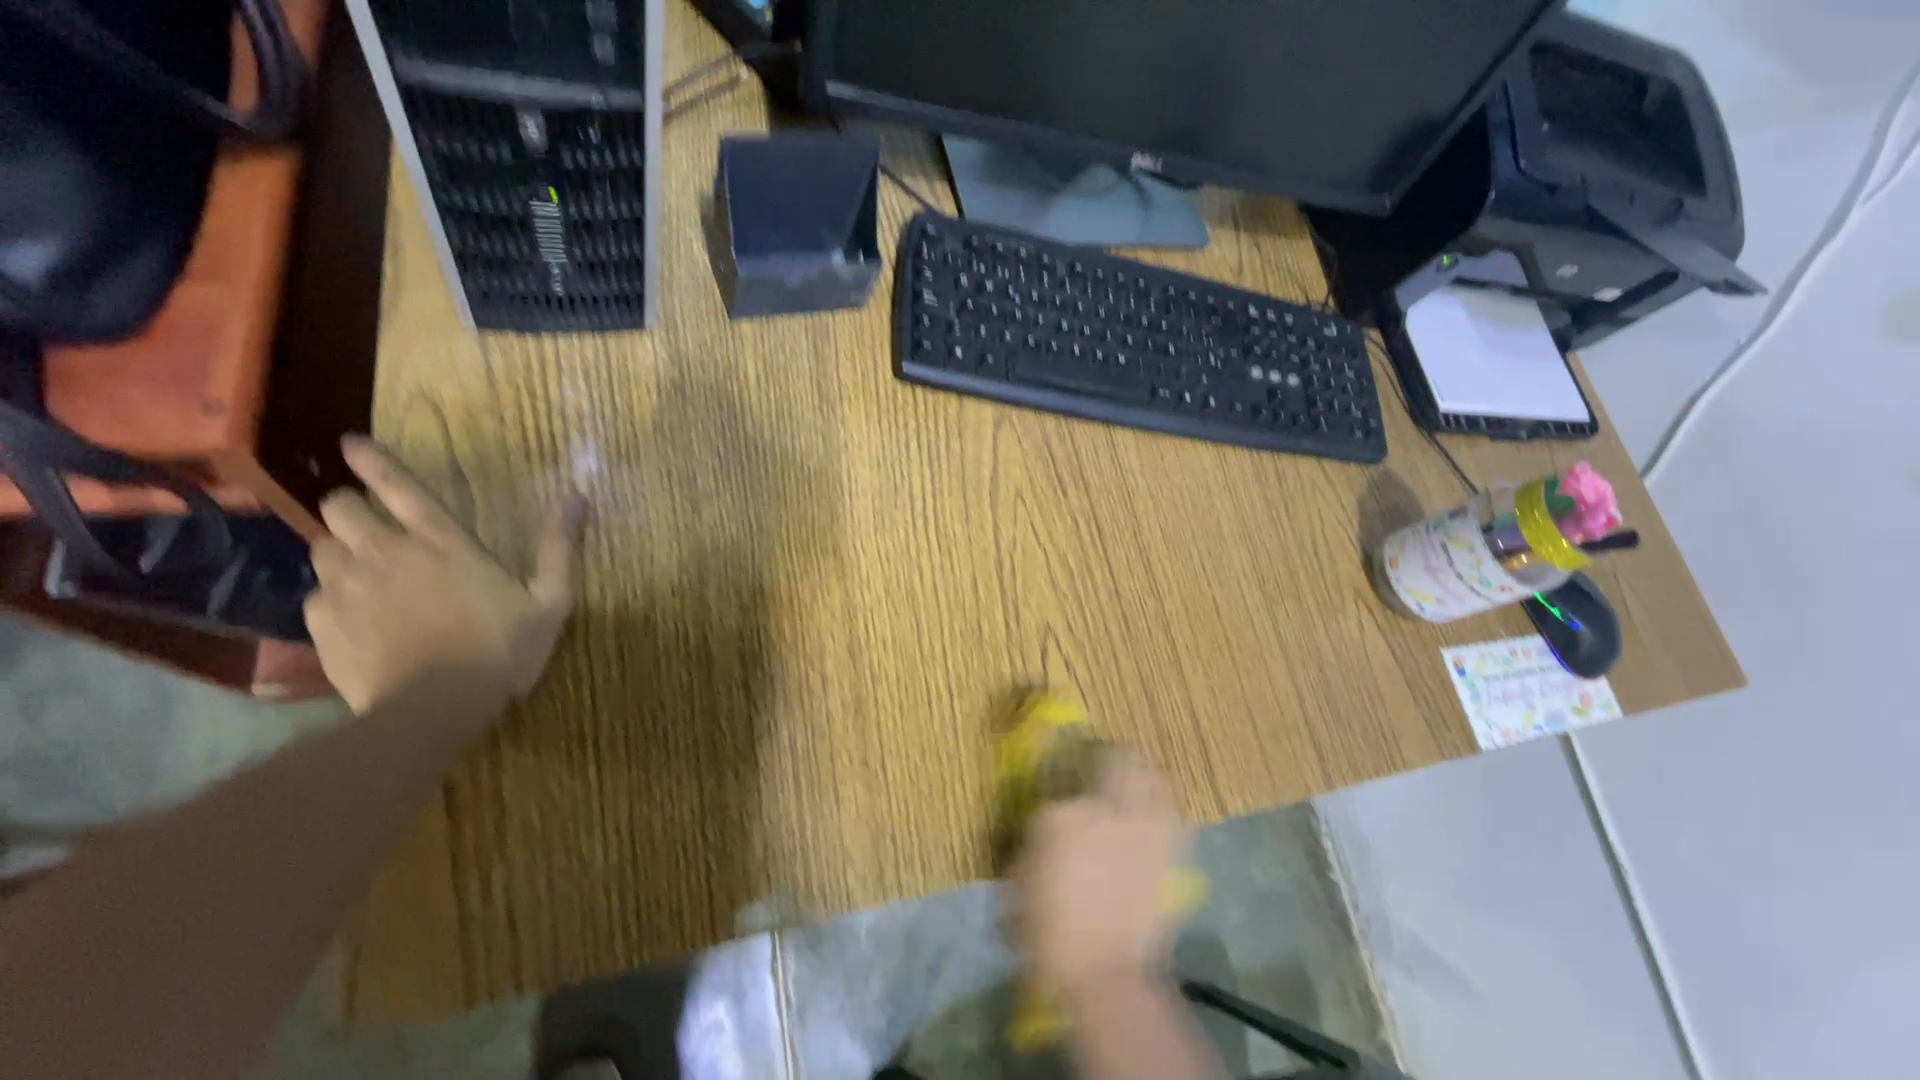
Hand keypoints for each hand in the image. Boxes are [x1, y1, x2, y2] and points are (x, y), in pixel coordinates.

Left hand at [305, 436, 585, 716]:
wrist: (433, 710)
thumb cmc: (499, 652)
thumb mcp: (550, 603)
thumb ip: (560, 549)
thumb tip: (576, 497)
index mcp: (441, 542)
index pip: (399, 487)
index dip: (374, 461)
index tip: (350, 443)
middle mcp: (386, 552)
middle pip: (340, 509)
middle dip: (349, 510)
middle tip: (368, 527)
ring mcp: (348, 588)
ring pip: (322, 549)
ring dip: (339, 552)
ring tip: (360, 572)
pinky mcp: (323, 625)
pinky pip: (315, 597)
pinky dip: (331, 600)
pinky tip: (353, 618)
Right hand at [1013, 753, 1186, 992]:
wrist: (1104, 972)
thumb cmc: (1049, 934)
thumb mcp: (1020, 886)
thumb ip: (1030, 850)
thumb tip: (1045, 835)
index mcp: (1059, 818)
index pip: (1058, 790)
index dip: (1059, 796)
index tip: (1061, 805)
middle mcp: (1103, 811)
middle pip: (1117, 761)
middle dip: (1113, 759)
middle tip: (1108, 763)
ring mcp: (1141, 829)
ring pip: (1151, 780)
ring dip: (1144, 776)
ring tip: (1139, 780)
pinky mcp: (1169, 852)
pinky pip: (1172, 815)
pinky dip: (1164, 809)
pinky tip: (1157, 815)